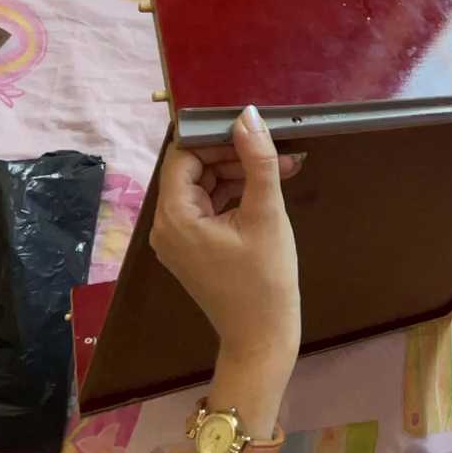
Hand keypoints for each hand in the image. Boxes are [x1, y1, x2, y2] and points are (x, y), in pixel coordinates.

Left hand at [151, 106, 305, 370]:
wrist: (263, 337)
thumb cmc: (265, 277)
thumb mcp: (266, 212)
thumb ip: (258, 160)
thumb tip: (248, 116)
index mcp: (175, 217)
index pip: (184, 155)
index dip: (217, 139)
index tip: (255, 134)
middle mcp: (168, 225)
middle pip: (195, 169)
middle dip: (235, 156)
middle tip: (278, 153)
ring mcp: (179, 239)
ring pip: (206, 186)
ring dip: (241, 173)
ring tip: (283, 170)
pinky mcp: (194, 248)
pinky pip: (211, 207)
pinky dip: (237, 194)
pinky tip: (269, 190)